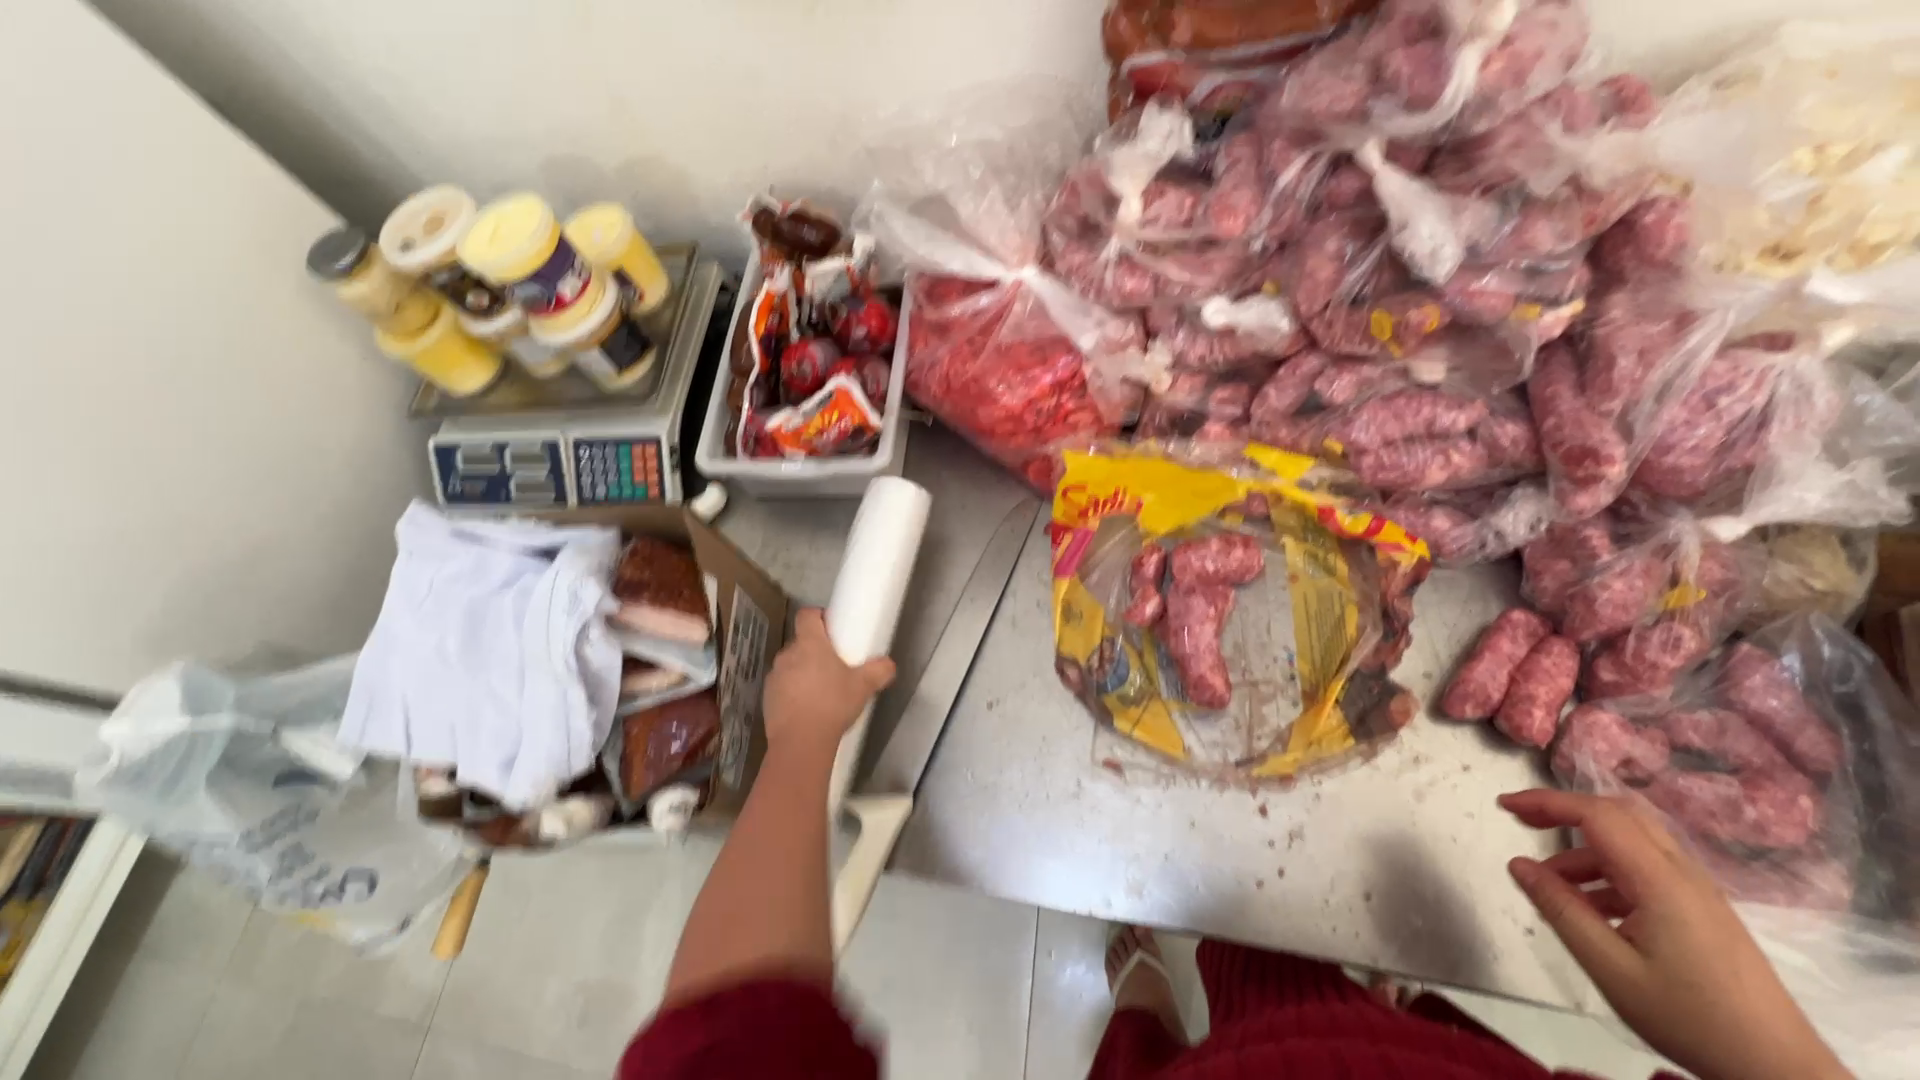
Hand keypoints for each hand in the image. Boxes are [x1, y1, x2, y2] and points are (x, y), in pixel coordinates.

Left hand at [762, 608, 895, 762]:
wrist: (801, 742)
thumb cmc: (833, 704)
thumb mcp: (864, 687)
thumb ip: (879, 671)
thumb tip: (888, 664)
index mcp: (810, 644)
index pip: (807, 615)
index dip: (818, 616)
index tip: (832, 627)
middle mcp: (787, 654)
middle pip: (800, 642)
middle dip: (815, 650)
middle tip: (834, 665)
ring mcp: (774, 676)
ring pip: (790, 665)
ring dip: (802, 672)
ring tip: (821, 691)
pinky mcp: (767, 698)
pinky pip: (782, 687)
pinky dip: (793, 692)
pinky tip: (807, 709)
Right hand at [1500, 789, 1849, 1079]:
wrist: (1777, 1068)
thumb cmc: (1690, 1018)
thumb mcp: (1610, 968)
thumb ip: (1561, 910)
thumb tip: (1519, 865)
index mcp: (1661, 881)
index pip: (1597, 815)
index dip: (1546, 801)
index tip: (1504, 806)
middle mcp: (1684, 874)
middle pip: (1620, 814)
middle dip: (1565, 810)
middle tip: (1521, 822)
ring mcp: (1699, 892)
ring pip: (1634, 842)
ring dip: (1586, 848)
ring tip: (1551, 884)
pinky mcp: (1704, 910)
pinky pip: (1648, 869)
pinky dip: (1608, 872)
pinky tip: (1592, 909)